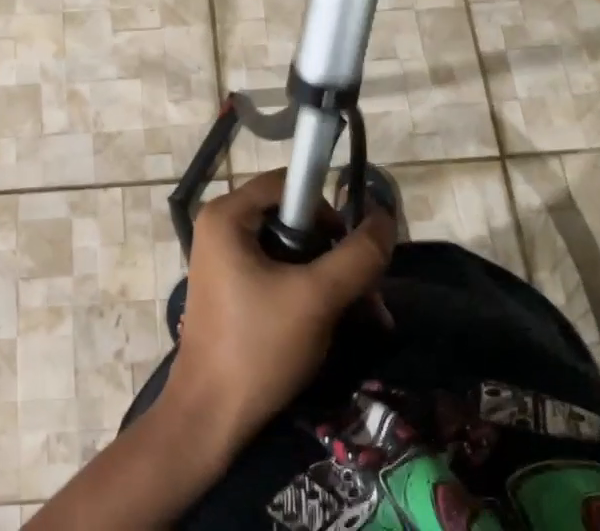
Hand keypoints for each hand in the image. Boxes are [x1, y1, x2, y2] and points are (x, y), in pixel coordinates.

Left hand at [163, 171, 396, 450]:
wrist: (212, 416)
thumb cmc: (258, 347)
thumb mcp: (317, 298)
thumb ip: (357, 255)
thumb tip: (388, 217)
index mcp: (226, 216)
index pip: (289, 183)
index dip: (328, 209)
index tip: (355, 248)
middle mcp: (221, 228)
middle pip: (294, 220)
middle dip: (338, 254)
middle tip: (371, 294)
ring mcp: (226, 261)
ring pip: (293, 252)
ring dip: (334, 280)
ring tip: (371, 319)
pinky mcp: (235, 291)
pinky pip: (281, 275)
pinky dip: (314, 294)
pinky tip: (346, 326)